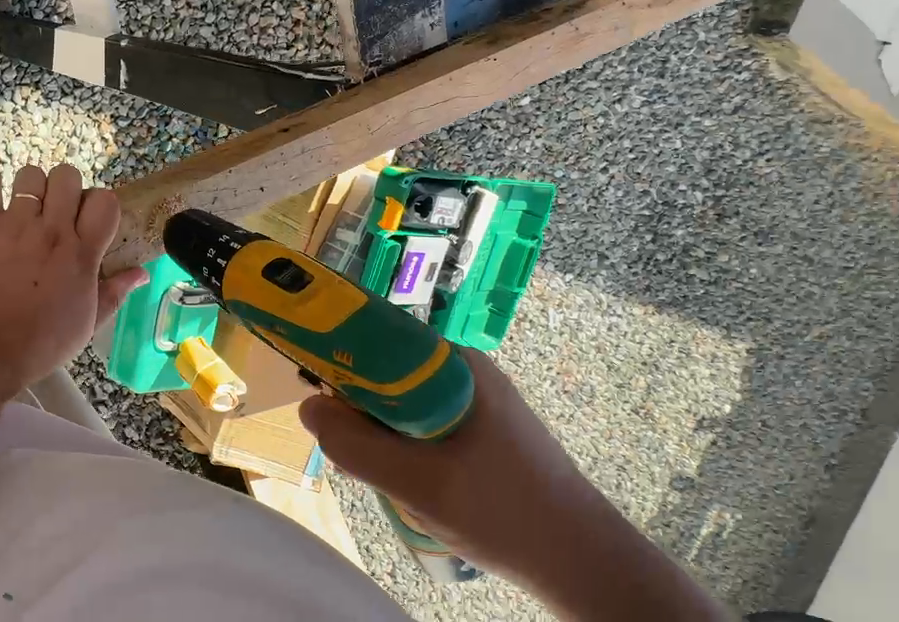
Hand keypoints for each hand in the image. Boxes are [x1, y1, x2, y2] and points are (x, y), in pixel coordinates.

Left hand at [0, 164, 147, 403]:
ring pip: (30, 173)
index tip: (87, 222)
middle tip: (55, 213)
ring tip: (23, 210)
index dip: (98, 205)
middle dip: (64, 189)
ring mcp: (14, 223)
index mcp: (81, 253)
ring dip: (30, 187)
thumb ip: (113, 293)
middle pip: (68, 176)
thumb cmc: (38, 344)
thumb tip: (141, 273)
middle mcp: (51, 230)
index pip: (105, 200)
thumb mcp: (86, 326)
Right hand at [300, 347, 733, 619]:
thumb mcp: (416, 485)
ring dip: (379, 429)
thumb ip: (353, 445)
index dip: (335, 353)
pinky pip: (421, 415)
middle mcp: (462, 368)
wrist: (589, 565)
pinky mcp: (483, 423)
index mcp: (452, 364)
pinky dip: (402, 440)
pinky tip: (409, 479)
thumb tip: (309, 408)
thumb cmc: (504, 515)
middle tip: (350, 448)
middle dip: (356, 405)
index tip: (313, 383)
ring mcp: (476, 395)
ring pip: (400, 396)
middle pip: (383, 367)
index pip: (373, 334)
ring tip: (383, 473)